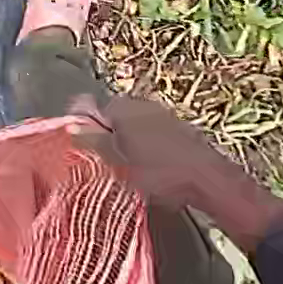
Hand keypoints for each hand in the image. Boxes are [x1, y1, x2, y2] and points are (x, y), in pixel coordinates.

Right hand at [75, 95, 282, 252]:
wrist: (212, 182)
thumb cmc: (161, 173)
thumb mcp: (119, 163)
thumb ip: (93, 142)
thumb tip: (70, 126)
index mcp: (119, 107)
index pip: (85, 104)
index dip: (76, 122)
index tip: (73, 142)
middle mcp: (137, 102)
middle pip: (107, 112)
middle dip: (99, 130)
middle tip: (96, 156)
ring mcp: (159, 112)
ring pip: (128, 120)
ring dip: (121, 137)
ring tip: (120, 163)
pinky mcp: (176, 126)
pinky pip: (147, 128)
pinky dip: (140, 141)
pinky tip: (145, 163)